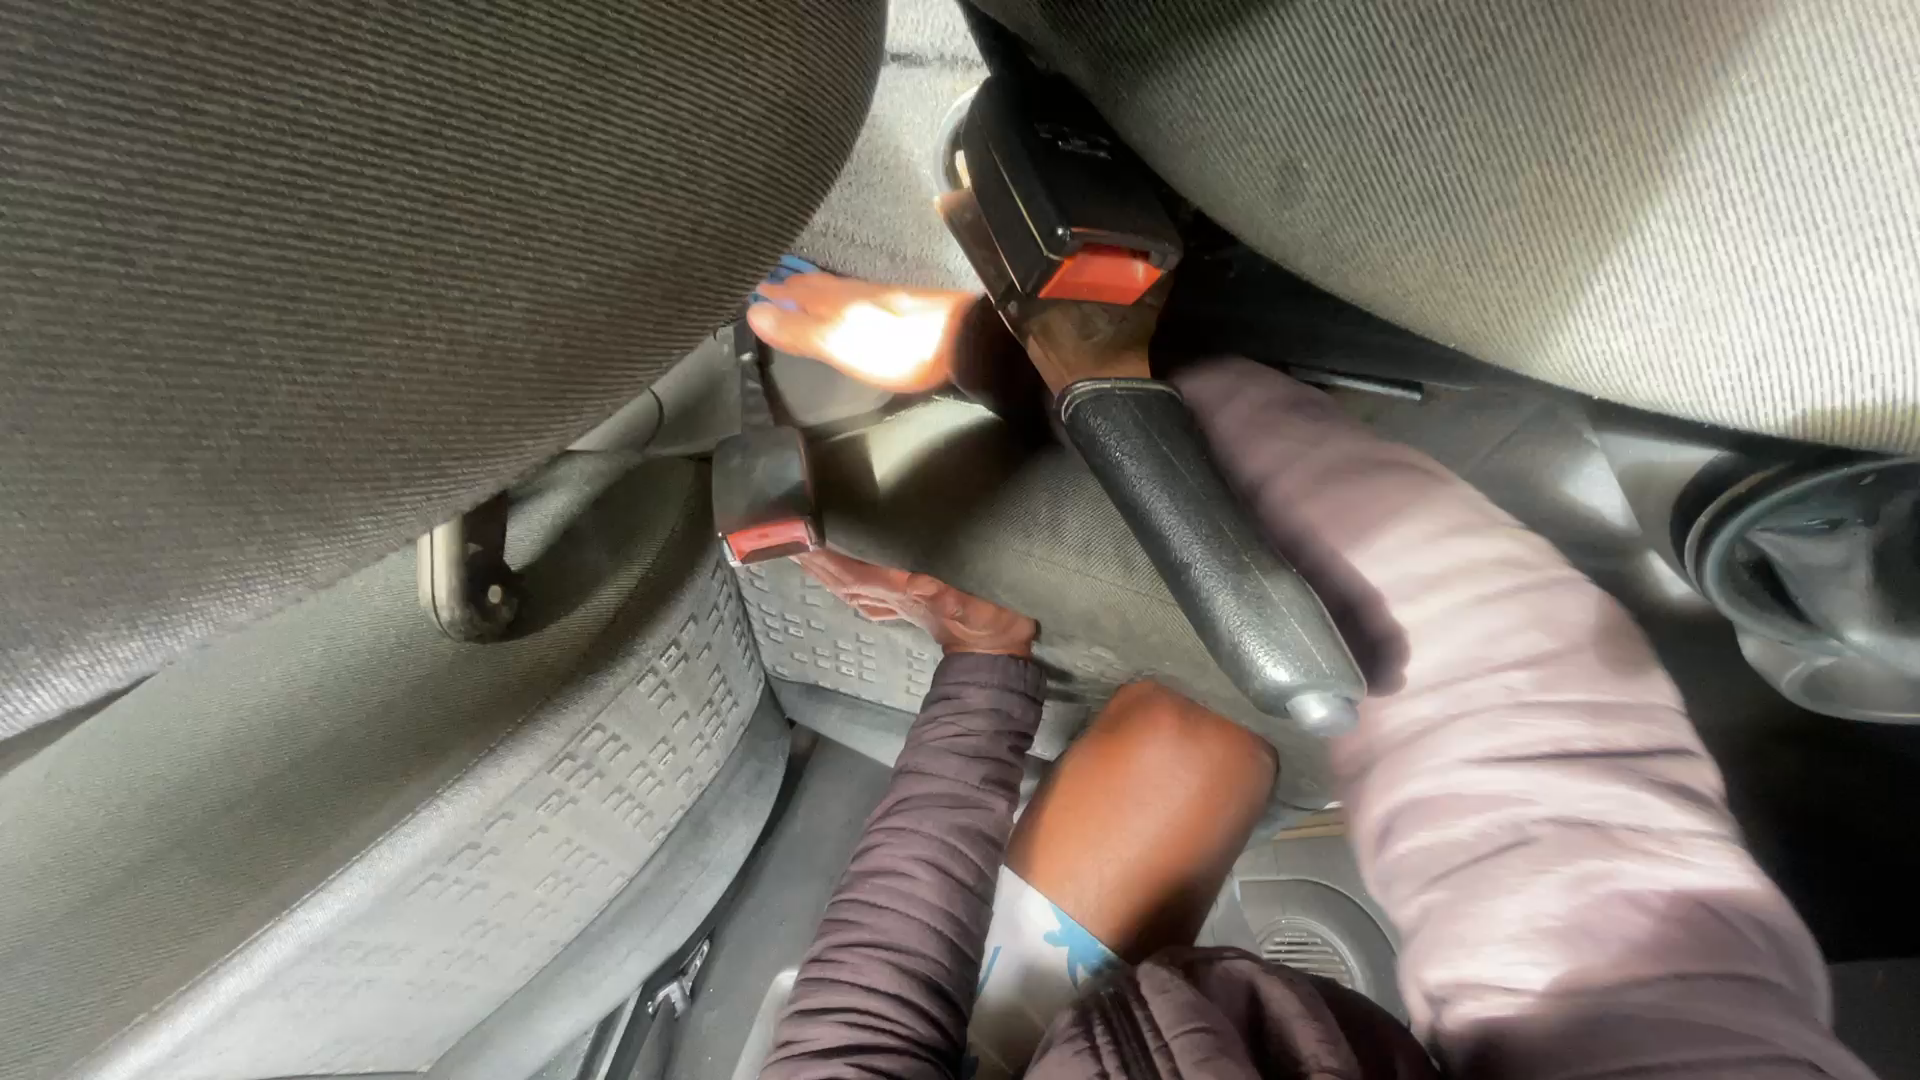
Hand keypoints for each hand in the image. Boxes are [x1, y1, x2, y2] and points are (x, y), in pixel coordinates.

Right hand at [748, 273, 978, 392]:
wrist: (962, 342)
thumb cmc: (897, 345)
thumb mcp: (840, 342)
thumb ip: (800, 330)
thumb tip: (753, 312)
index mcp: (836, 299)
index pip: (795, 289)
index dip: (773, 291)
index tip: (752, 288)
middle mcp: (857, 292)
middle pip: (817, 285)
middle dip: (793, 286)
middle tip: (773, 286)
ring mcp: (883, 299)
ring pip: (839, 291)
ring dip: (818, 292)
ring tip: (804, 295)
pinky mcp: (906, 310)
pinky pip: (862, 300)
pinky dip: (844, 301)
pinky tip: (853, 309)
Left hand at [795, 549, 1036, 656]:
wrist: (997, 649)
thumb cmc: (989, 620)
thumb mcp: (974, 603)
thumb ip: (948, 595)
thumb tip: (918, 585)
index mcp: (904, 591)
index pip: (853, 574)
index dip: (826, 558)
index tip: (800, 539)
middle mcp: (893, 598)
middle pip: (843, 581)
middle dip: (815, 562)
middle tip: (787, 539)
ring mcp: (899, 605)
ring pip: (851, 589)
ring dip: (825, 573)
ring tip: (805, 554)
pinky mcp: (908, 606)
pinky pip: (867, 595)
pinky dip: (848, 584)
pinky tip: (844, 579)